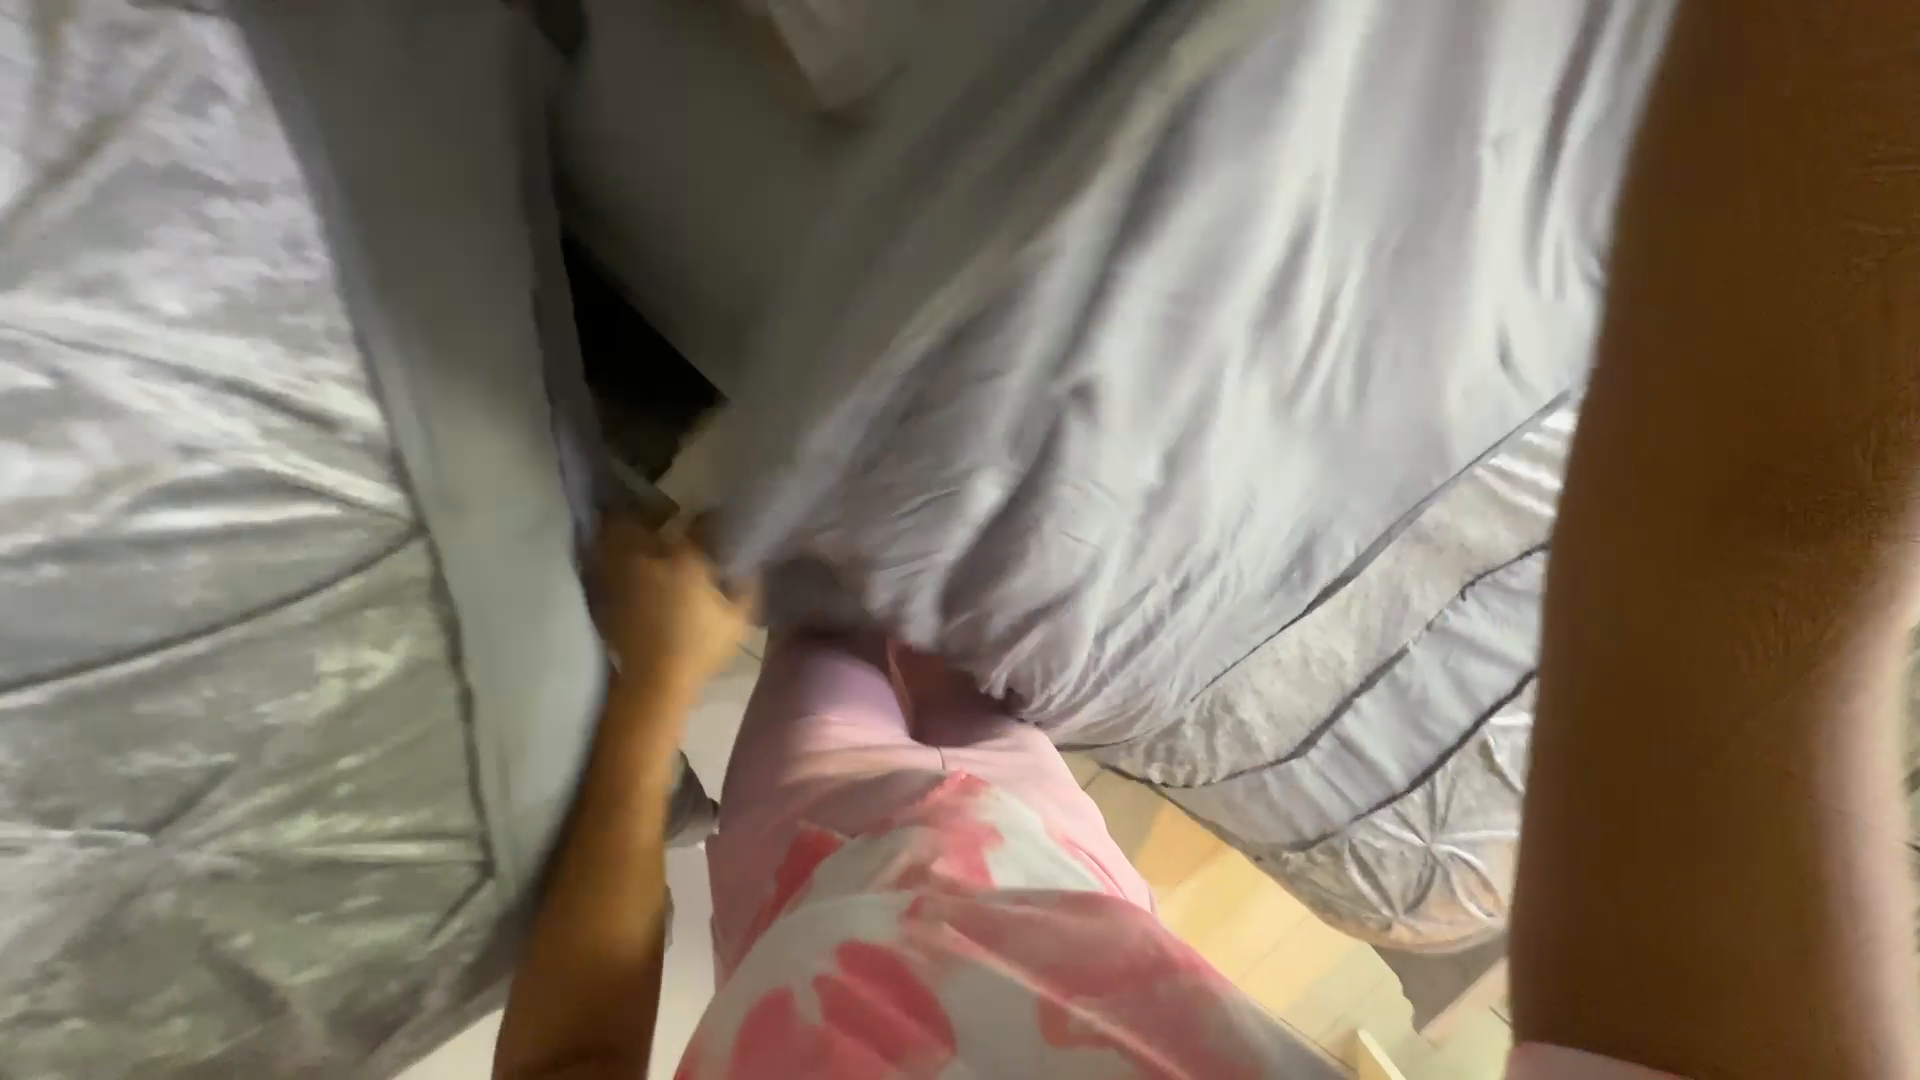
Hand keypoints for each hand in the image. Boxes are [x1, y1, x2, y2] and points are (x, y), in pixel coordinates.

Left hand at [592, 516, 755, 696]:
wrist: (654, 682)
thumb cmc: (701, 649)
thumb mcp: (739, 620)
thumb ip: (747, 587)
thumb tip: (747, 567)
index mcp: (686, 559)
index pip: (696, 523)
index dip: (706, 520)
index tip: (713, 523)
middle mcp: (648, 557)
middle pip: (641, 518)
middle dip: (652, 514)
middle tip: (665, 520)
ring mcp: (620, 573)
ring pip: (614, 535)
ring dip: (625, 529)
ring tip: (637, 534)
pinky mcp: (603, 592)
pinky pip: (603, 561)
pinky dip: (609, 555)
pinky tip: (622, 562)